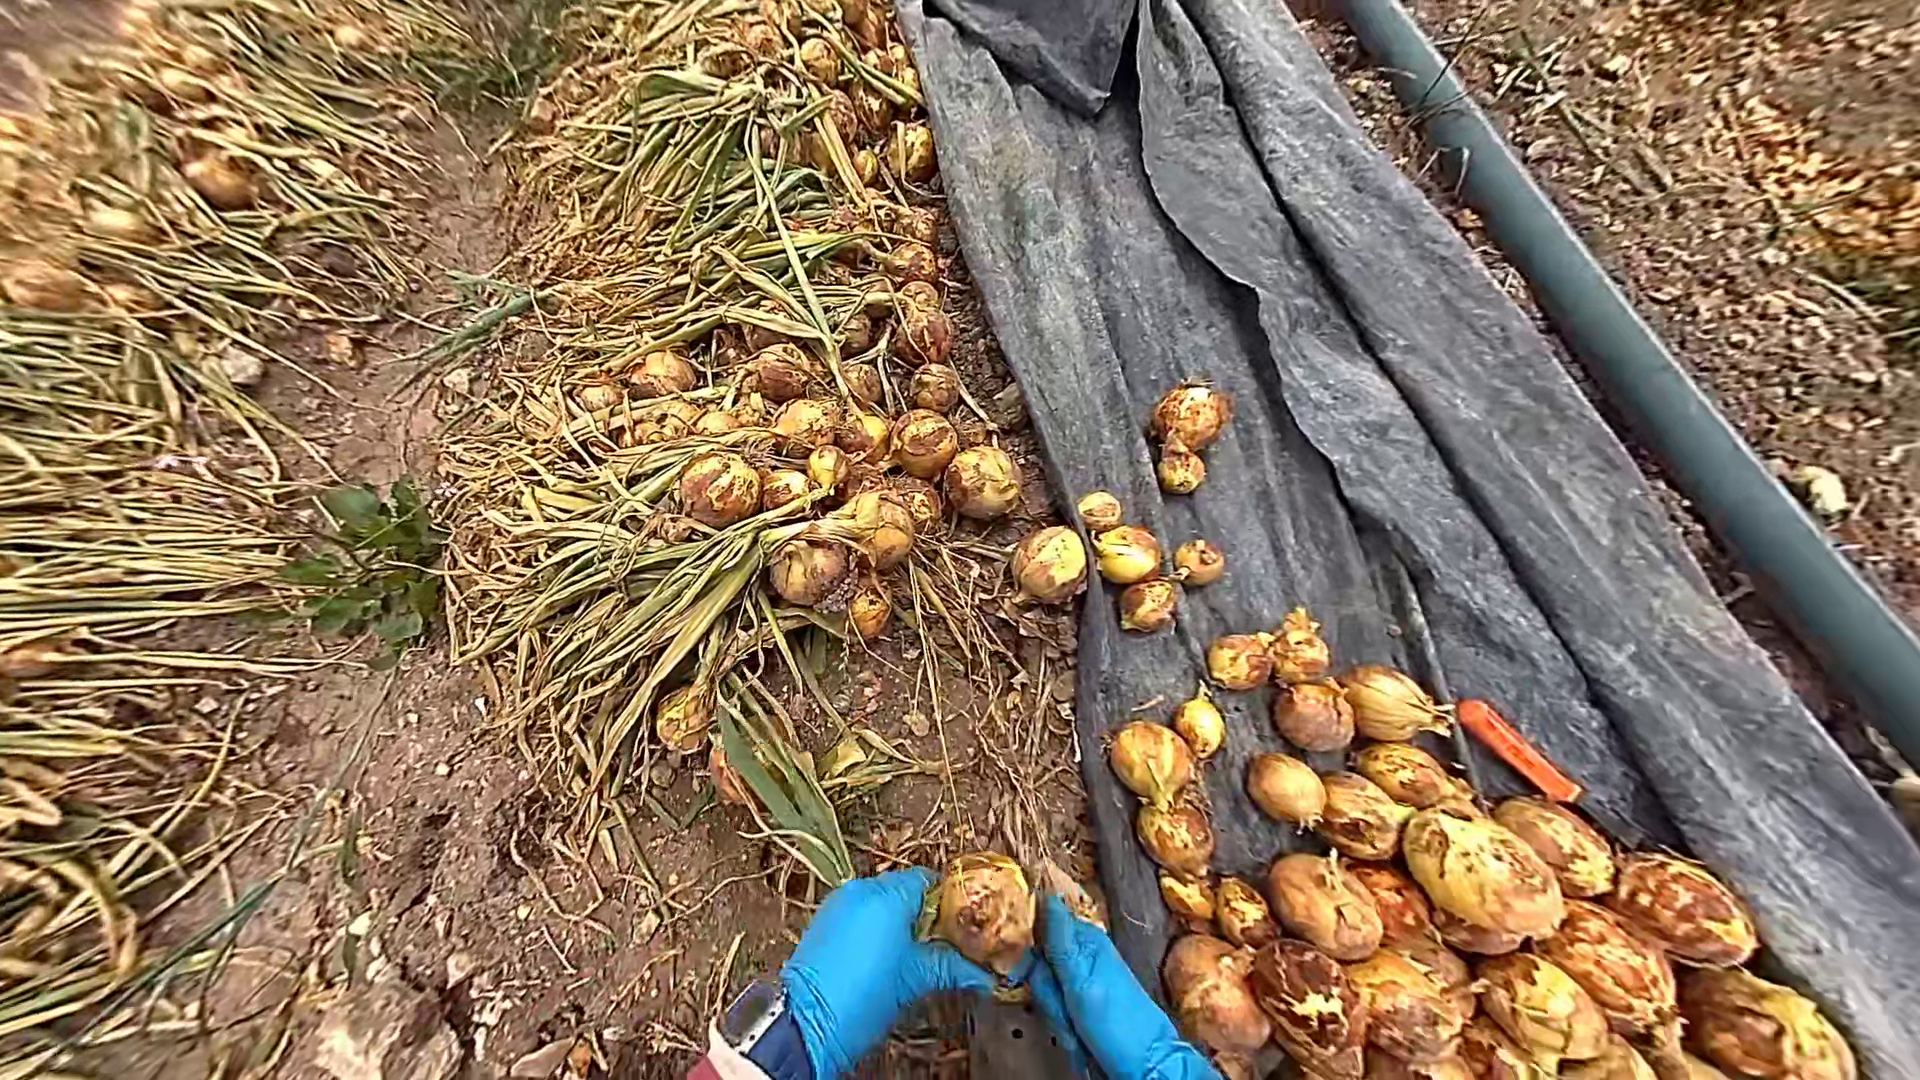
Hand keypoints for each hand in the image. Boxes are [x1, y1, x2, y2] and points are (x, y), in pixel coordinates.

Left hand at [780, 868, 995, 1077]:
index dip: (945, 901)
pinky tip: (878, 953)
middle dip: (922, 912)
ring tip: (907, 952)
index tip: (955, 924)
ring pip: (882, 898)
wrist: (804, 1023)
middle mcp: (865, 888)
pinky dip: (873, 922)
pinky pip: (860, 908)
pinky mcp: (827, 915)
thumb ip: (948, 967)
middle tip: (936, 942)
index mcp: (889, 895)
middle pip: (905, 888)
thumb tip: (983, 975)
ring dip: (896, 918)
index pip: (928, 880)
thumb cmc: (861, 997)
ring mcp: (843, 899)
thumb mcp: (913, 980)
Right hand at [1025, 894, 1216, 1079]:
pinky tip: (1078, 1038)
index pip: (1041, 928)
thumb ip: (1060, 941)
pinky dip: (1065, 1025)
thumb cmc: (1117, 1022)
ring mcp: (1083, 981)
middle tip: (1067, 1010)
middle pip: (1042, 964)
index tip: (1031, 974)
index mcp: (1085, 939)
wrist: (1148, 1067)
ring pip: (1048, 990)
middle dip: (1048, 993)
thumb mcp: (1082, 980)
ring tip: (1076, 1030)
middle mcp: (1083, 955)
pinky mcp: (1083, 1005)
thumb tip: (1046, 894)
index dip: (1032, 953)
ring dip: (1057, 1014)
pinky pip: (1059, 1008)